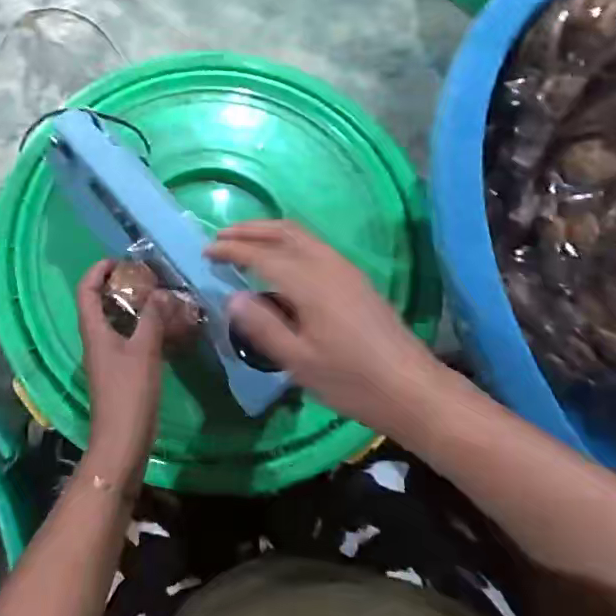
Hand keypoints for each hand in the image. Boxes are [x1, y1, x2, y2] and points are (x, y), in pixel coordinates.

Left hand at [75, 260, 173, 479]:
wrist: (122, 441)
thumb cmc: (129, 394)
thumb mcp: (144, 351)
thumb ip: (153, 318)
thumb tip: (161, 292)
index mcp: (94, 332)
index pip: (86, 291)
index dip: (97, 271)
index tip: (120, 260)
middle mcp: (96, 341)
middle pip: (100, 304)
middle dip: (121, 287)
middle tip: (148, 278)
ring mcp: (108, 358)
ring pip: (117, 322)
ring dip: (135, 307)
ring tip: (161, 298)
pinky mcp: (121, 372)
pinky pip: (130, 340)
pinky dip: (144, 328)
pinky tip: (167, 329)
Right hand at [207, 220, 446, 429]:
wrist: (409, 386)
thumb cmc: (350, 379)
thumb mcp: (298, 361)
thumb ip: (262, 326)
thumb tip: (233, 297)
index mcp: (309, 282)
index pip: (262, 254)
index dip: (232, 250)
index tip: (206, 252)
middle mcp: (327, 264)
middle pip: (284, 231)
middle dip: (250, 230)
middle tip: (220, 238)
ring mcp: (345, 269)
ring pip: (302, 235)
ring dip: (269, 232)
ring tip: (244, 243)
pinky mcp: (355, 279)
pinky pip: (314, 246)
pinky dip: (288, 242)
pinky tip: (280, 262)